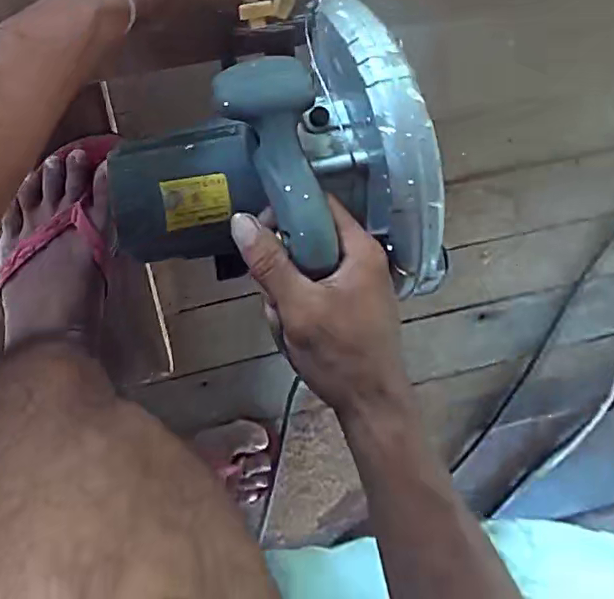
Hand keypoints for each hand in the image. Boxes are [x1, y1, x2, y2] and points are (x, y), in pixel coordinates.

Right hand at [230, 198, 413, 418]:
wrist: (372, 408)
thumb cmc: (340, 354)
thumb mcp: (298, 306)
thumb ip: (269, 263)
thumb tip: (241, 220)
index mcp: (359, 248)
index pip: (320, 203)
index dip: (287, 208)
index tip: (259, 228)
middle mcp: (360, 258)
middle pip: (307, 238)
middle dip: (280, 265)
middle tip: (270, 291)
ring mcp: (354, 283)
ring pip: (304, 268)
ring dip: (284, 292)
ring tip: (284, 322)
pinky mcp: (347, 304)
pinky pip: (311, 290)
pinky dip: (295, 306)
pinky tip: (292, 332)